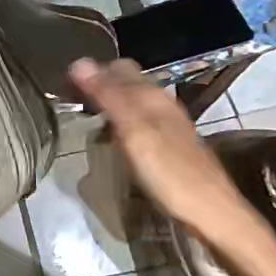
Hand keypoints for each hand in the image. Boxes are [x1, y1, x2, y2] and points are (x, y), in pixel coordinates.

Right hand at [68, 59, 273, 251]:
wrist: (212, 213)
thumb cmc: (170, 174)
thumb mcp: (133, 132)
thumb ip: (107, 96)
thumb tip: (79, 61)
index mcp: (152, 95)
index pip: (117, 68)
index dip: (91, 72)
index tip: (64, 85)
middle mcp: (162, 103)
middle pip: (127, 82)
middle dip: (100, 85)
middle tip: (72, 101)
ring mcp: (169, 124)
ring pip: (134, 101)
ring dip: (111, 104)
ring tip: (87, 118)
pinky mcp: (172, 145)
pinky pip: (141, 121)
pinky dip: (123, 122)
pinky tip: (114, 139)